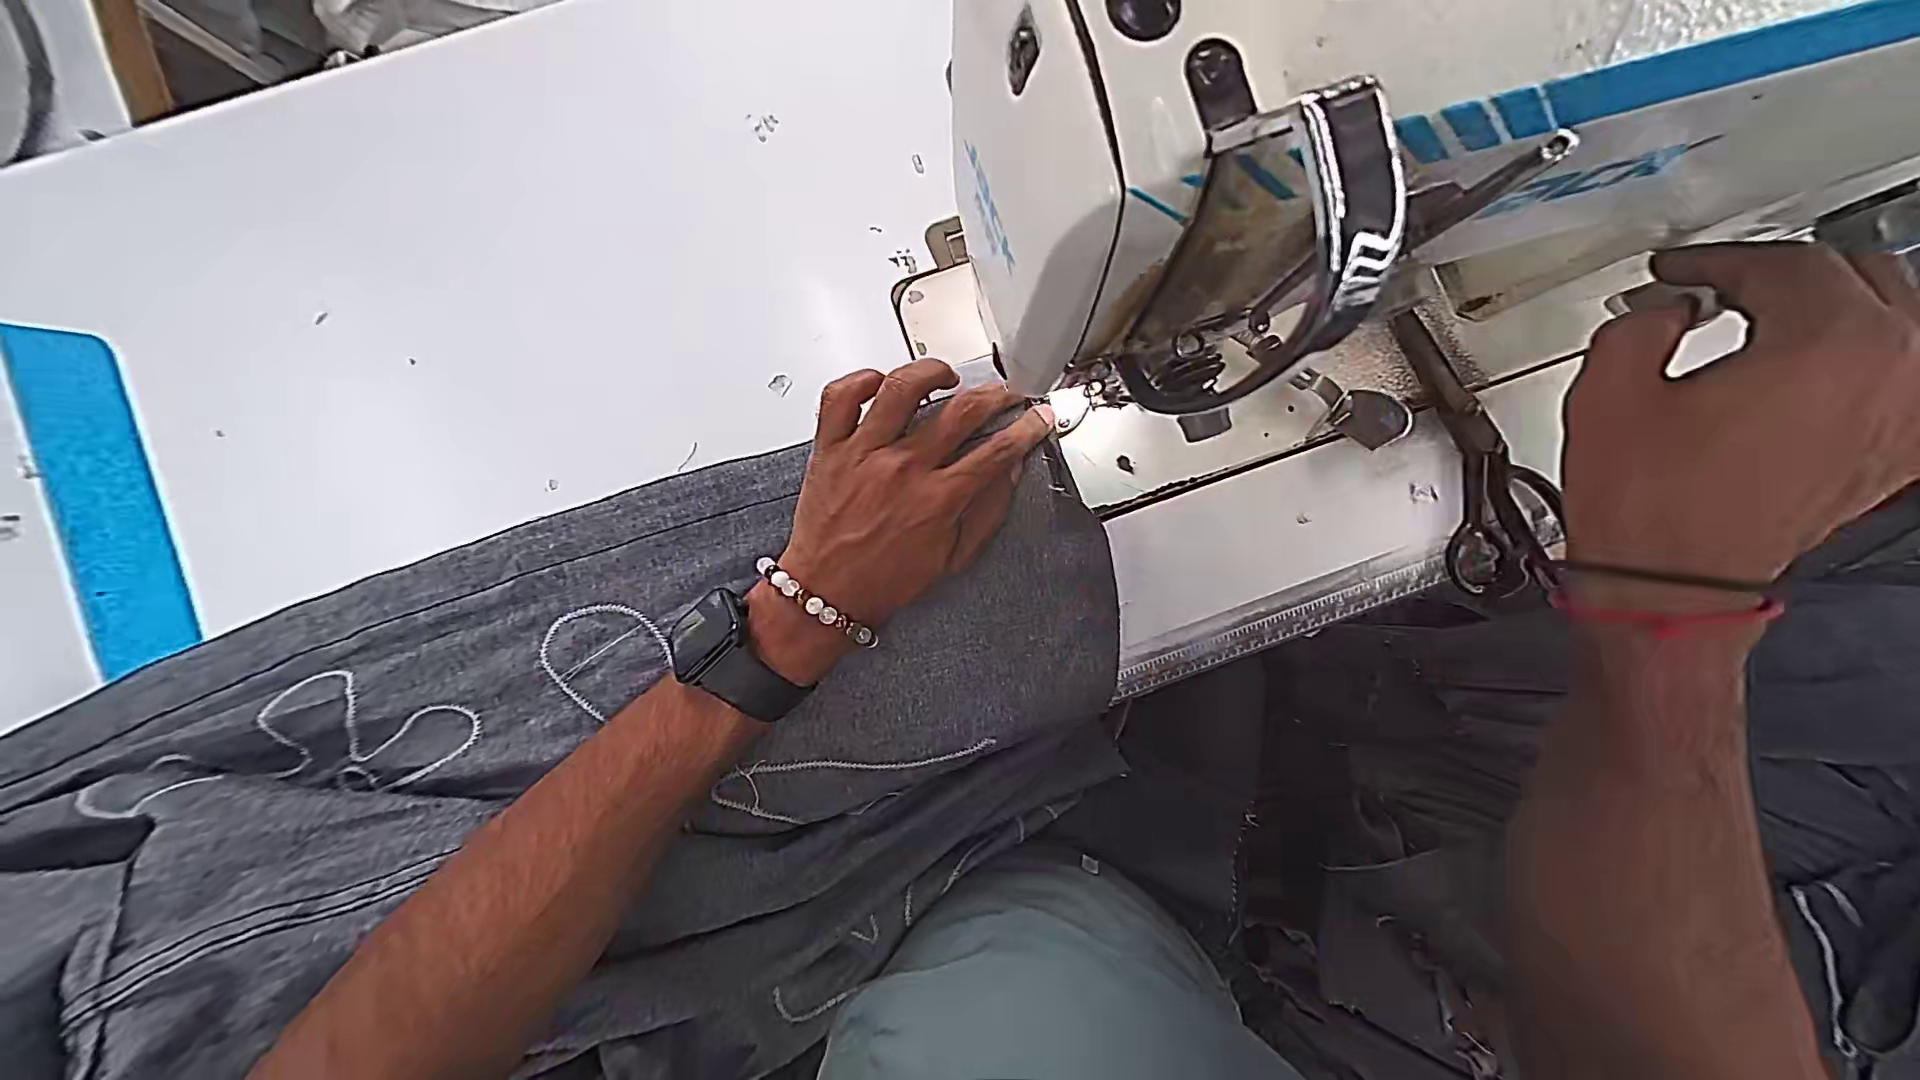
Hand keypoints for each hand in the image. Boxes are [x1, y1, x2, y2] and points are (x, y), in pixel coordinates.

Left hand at [746, 359, 1055, 684]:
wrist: (829, 592)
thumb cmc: (885, 579)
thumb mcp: (952, 556)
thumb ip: (986, 512)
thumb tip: (1010, 472)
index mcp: (938, 499)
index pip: (997, 450)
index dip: (1026, 428)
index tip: (1036, 418)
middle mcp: (903, 470)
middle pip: (961, 411)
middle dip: (996, 395)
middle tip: (1003, 394)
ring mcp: (864, 454)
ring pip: (902, 389)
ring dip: (933, 372)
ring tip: (946, 377)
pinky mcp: (831, 449)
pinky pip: (840, 397)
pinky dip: (861, 379)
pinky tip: (880, 382)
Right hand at [1563, 243, 1919, 611]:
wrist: (1670, 575)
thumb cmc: (1644, 500)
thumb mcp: (1603, 396)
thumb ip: (1637, 327)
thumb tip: (1665, 311)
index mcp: (1828, 347)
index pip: (1786, 266)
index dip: (1718, 260)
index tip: (1680, 269)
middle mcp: (1896, 370)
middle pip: (1862, 275)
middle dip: (1779, 273)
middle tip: (1715, 286)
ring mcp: (1907, 413)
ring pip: (1898, 316)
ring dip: (1832, 303)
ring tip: (1767, 314)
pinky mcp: (1897, 449)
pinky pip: (1903, 374)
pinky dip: (1862, 353)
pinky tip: (1816, 363)